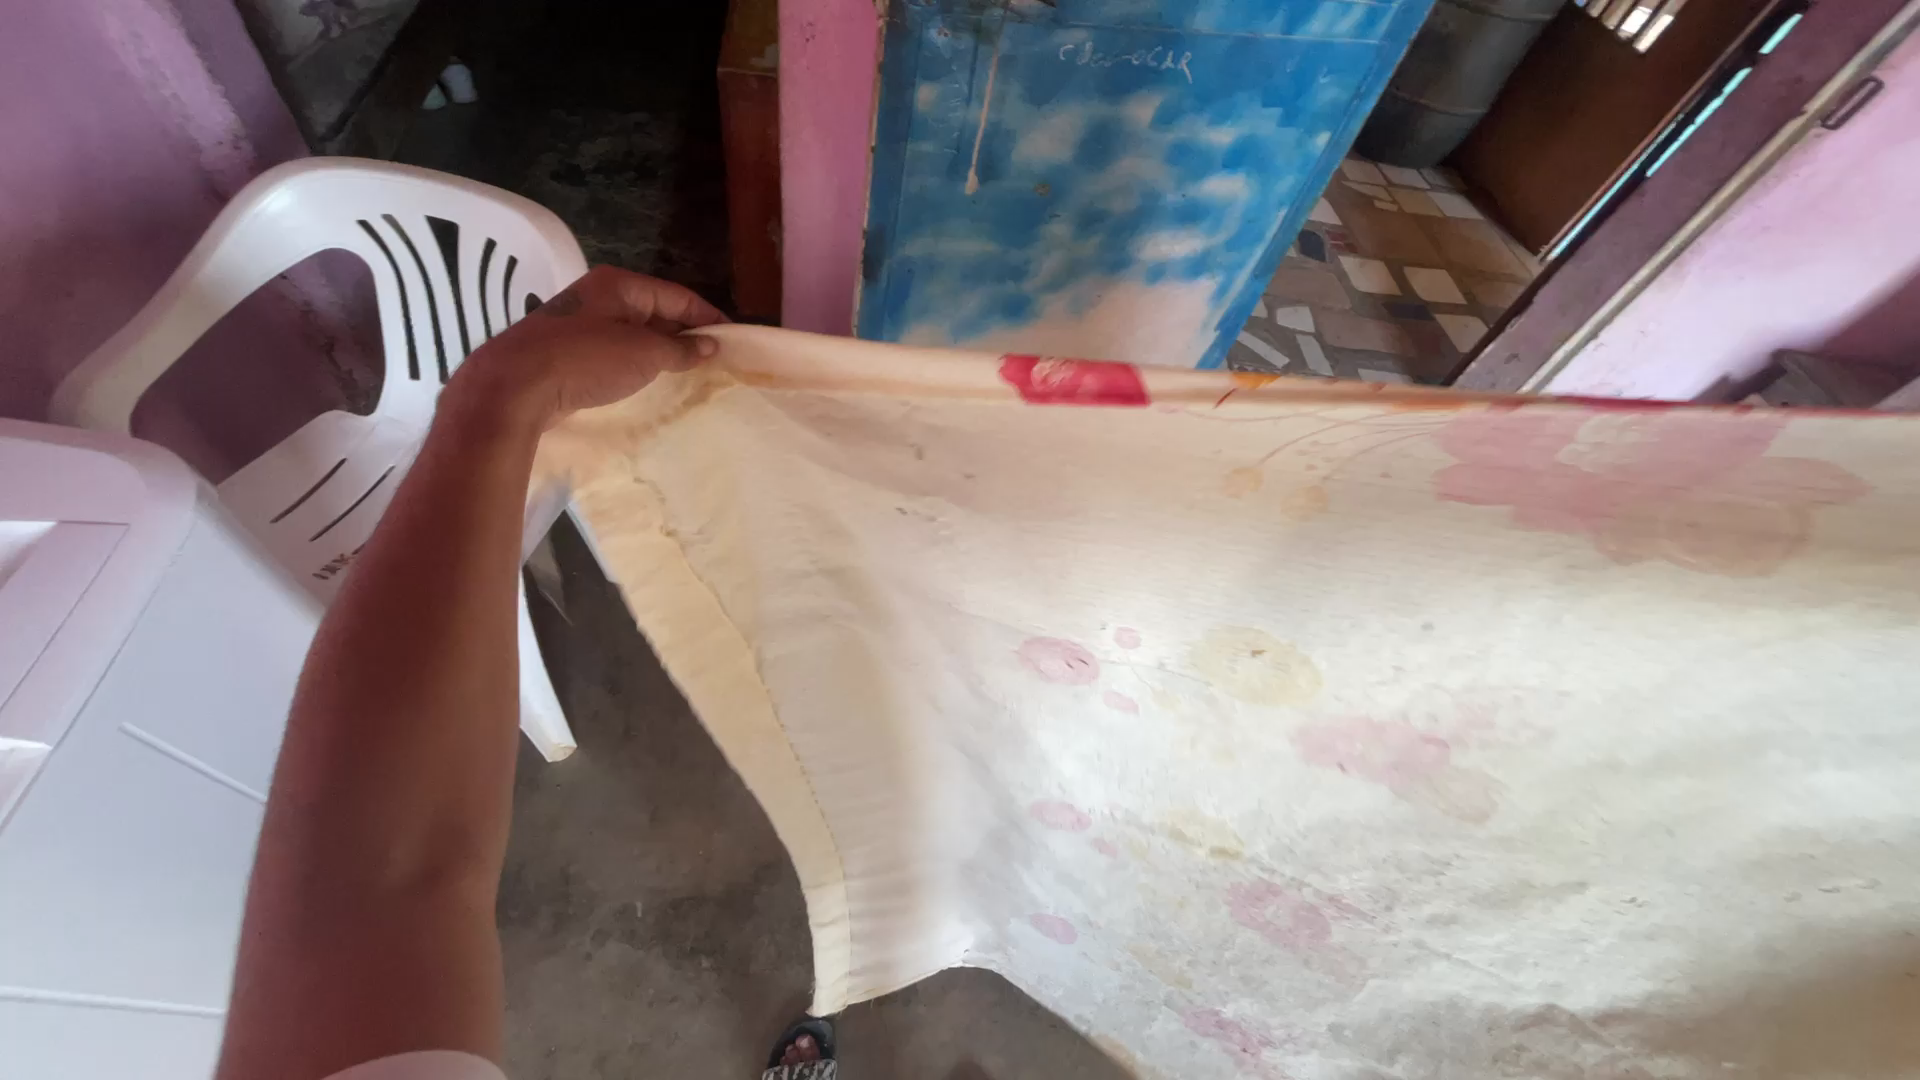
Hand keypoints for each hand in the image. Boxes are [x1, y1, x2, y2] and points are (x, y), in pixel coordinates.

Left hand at [442, 266, 727, 432]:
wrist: (517, 385)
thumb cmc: (586, 360)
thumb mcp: (645, 354)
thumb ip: (682, 350)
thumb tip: (711, 346)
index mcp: (622, 285)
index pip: (679, 296)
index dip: (710, 317)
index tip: (735, 340)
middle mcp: (603, 296)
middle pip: (659, 311)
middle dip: (688, 333)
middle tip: (717, 358)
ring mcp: (586, 321)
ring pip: (638, 331)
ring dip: (665, 349)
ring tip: (692, 370)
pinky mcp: (573, 348)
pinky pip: (620, 348)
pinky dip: (642, 360)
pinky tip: (654, 378)